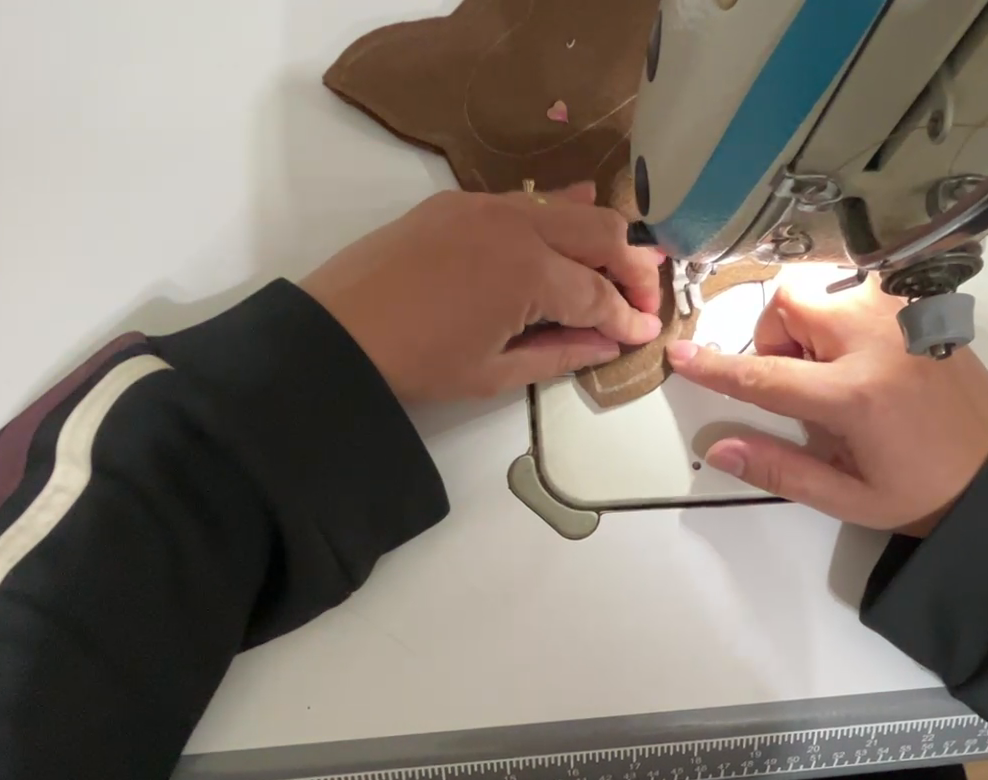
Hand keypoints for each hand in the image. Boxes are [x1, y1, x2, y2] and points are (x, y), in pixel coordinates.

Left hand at [300, 183, 664, 403]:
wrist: (338, 332)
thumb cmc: (419, 364)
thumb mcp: (495, 373)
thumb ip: (560, 354)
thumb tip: (607, 345)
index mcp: (530, 276)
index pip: (599, 297)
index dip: (629, 319)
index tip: (648, 334)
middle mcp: (519, 227)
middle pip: (601, 235)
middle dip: (632, 268)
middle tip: (642, 299)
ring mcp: (488, 206)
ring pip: (569, 208)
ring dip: (602, 236)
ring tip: (619, 264)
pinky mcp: (461, 202)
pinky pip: (527, 199)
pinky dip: (560, 209)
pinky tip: (576, 209)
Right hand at [668, 277, 987, 535]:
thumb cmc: (920, 490)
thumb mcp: (845, 497)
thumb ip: (779, 470)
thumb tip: (721, 447)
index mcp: (857, 396)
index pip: (766, 375)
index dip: (716, 367)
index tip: (681, 356)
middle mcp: (879, 342)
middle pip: (791, 302)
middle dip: (773, 336)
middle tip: (796, 379)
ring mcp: (905, 315)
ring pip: (822, 284)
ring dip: (806, 321)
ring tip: (830, 366)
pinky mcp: (922, 306)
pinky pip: (857, 283)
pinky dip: (836, 307)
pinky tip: (856, 348)